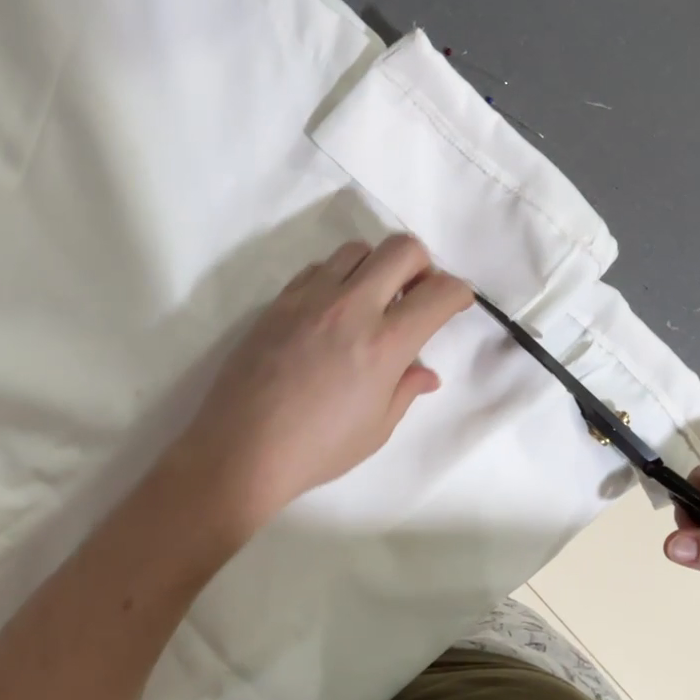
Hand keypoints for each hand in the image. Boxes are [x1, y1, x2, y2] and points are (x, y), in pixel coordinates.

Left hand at [177, 234, 472, 524]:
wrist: (242, 449)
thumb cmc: (316, 450)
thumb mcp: (375, 430)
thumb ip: (405, 391)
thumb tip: (425, 373)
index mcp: (384, 344)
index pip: (438, 293)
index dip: (458, 293)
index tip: (455, 304)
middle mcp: (351, 308)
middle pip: (402, 249)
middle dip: (422, 265)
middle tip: (416, 296)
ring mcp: (310, 300)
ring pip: (357, 249)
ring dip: (375, 266)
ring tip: (371, 301)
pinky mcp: (278, 303)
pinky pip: (317, 268)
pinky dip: (336, 278)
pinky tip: (331, 311)